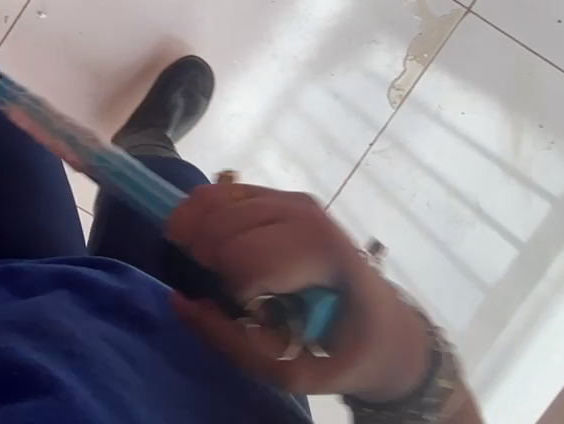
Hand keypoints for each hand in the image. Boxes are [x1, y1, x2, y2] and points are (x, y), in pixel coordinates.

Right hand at [166, 182, 430, 400]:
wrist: (382, 326)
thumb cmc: (342, 350)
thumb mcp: (294, 370)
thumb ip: (233, 340)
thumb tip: (181, 301)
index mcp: (321, 252)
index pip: (249, 259)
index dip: (229, 289)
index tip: (238, 312)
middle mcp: (303, 212)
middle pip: (222, 226)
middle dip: (204, 261)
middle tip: (211, 289)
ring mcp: (286, 198)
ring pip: (212, 200)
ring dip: (192, 235)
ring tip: (199, 265)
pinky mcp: (272, 194)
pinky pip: (217, 192)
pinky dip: (195, 214)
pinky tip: (194, 241)